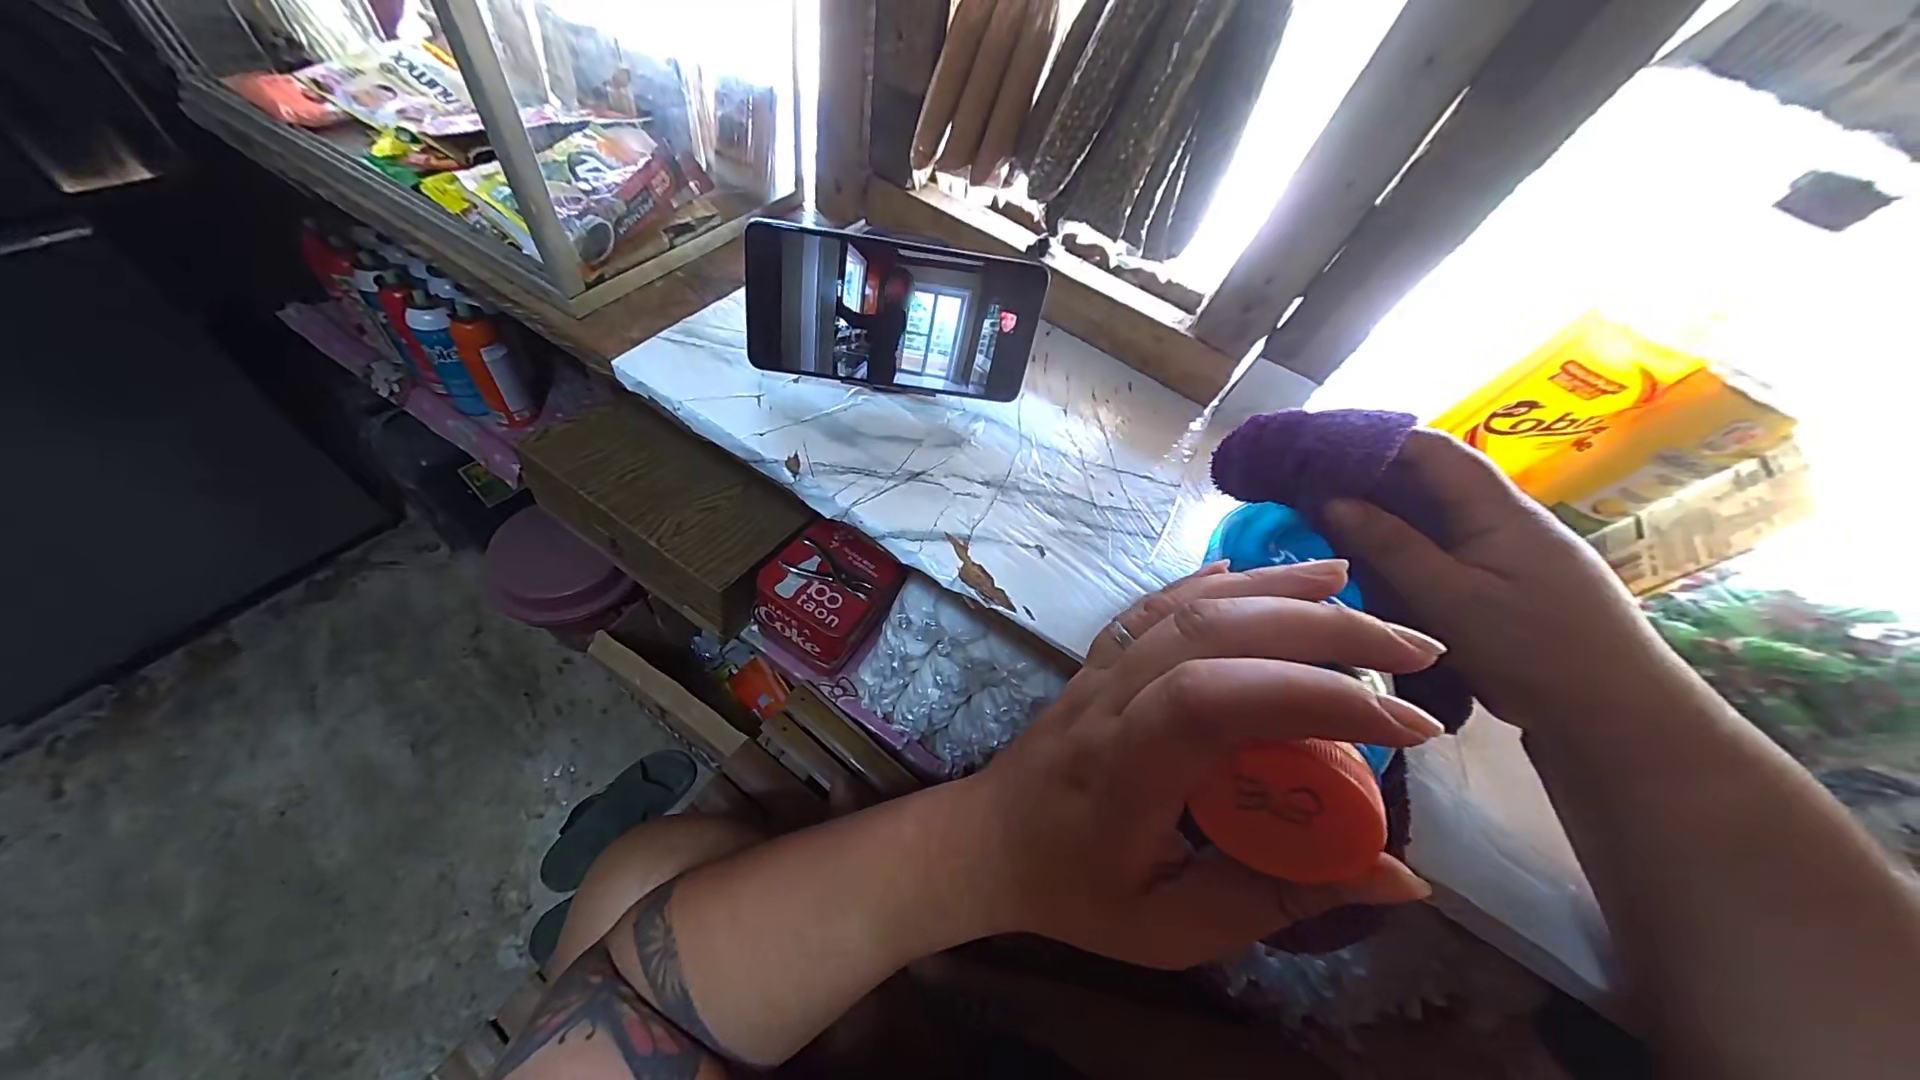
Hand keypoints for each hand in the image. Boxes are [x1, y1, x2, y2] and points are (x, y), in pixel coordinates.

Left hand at [951, 560, 1445, 970]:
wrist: (989, 842)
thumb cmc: (1076, 891)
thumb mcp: (1173, 926)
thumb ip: (1277, 898)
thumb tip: (1400, 876)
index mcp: (1123, 771)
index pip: (1213, 704)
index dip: (1310, 698)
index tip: (1408, 725)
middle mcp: (1108, 701)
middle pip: (1208, 636)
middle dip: (1316, 632)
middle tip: (1410, 650)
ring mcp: (1097, 669)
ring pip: (1183, 609)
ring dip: (1269, 588)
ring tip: (1347, 583)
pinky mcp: (1096, 659)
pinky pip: (1151, 607)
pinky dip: (1204, 584)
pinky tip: (1249, 573)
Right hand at [1320, 429, 1694, 728]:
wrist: (1613, 715)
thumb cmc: (1534, 648)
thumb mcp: (1451, 597)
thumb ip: (1390, 546)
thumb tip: (1333, 501)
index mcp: (1498, 508)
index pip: (1432, 450)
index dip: (1376, 440)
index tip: (1320, 448)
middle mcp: (1499, 518)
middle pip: (1427, 478)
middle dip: (1367, 476)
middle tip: (1306, 485)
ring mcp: (1498, 549)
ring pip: (1428, 513)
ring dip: (1378, 510)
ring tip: (1320, 515)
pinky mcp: (1493, 579)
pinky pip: (1434, 545)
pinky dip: (1394, 542)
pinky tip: (1362, 554)